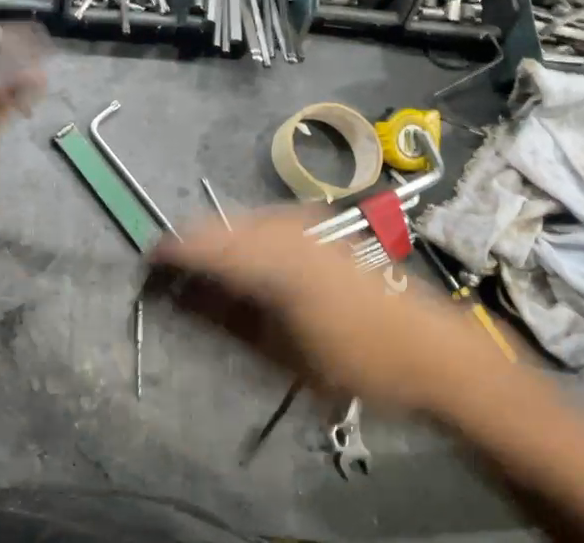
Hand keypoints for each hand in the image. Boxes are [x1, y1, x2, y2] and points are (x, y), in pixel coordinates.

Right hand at [148, 208, 506, 413]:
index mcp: (272, 259)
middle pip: (221, 226)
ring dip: (221, 241)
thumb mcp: (282, 353)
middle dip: (195, 246)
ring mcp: (308, 224)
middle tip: (176, 273)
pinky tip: (251, 260)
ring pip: (244, 221)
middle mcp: (286, 229)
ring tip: (209, 269)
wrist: (435, 352)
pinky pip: (268, 221)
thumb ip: (225, 318)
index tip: (148, 262)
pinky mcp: (324, 227)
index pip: (203, 245)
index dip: (170, 251)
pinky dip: (248, 236)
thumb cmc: (357, 363)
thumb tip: (180, 296)